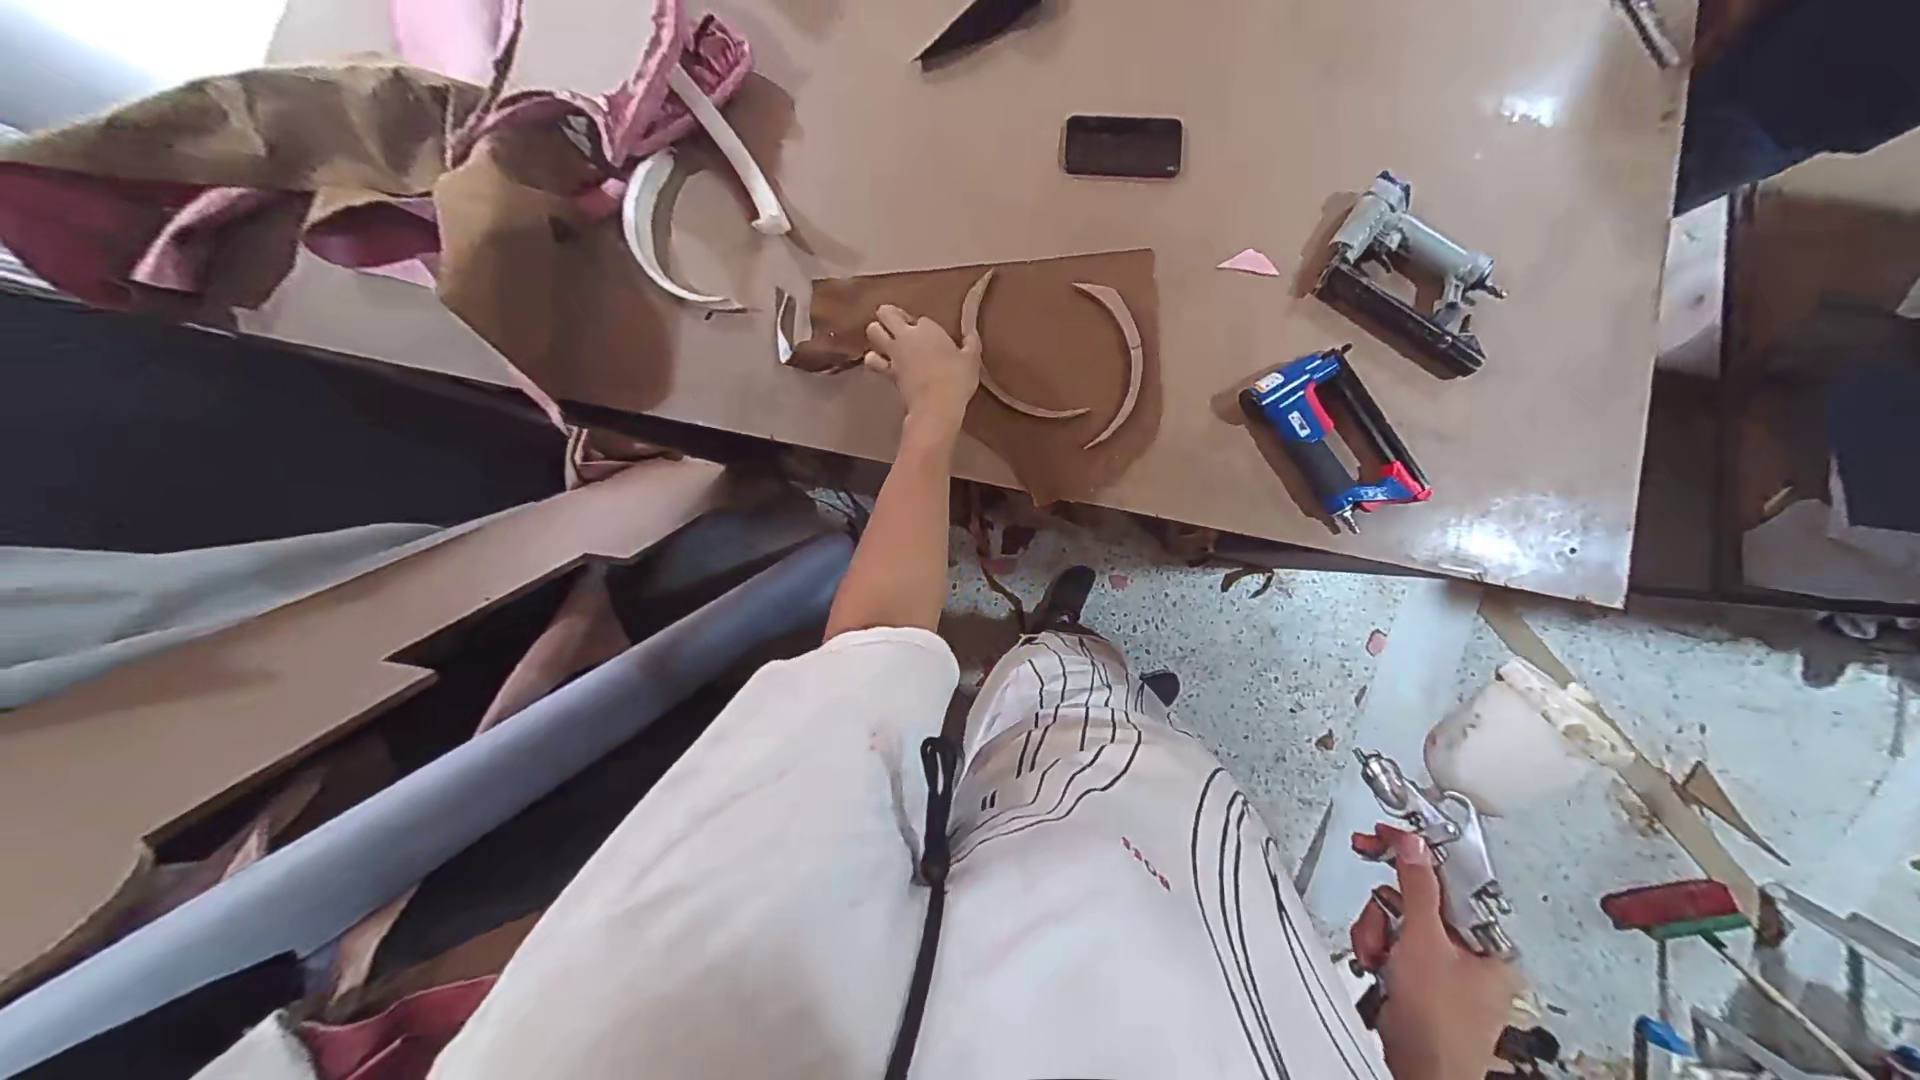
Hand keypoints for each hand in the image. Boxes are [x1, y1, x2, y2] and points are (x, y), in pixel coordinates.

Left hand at [863, 304, 980, 433]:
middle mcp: (906, 335)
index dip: (924, 326)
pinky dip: (874, 359)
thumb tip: (972, 332)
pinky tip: (880, 361)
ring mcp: (893, 353)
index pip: (920, 318)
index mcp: (928, 328)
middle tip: (901, 326)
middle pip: (886, 312)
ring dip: (878, 333)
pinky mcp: (886, 371)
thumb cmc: (957, 380)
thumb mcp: (972, 359)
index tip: (933, 338)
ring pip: (873, 331)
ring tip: (888, 341)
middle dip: (890, 315)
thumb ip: (971, 342)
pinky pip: (872, 360)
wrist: (936, 407)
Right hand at [1350, 825, 1519, 1079]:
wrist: (1418, 1070)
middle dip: (1390, 896)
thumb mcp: (1424, 941)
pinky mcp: (1417, 970)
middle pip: (1422, 895)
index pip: (1454, 878)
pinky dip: (1375, 942)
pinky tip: (1375, 960)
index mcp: (1490, 941)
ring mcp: (1443, 961)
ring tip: (1377, 950)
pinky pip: (1390, 934)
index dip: (1422, 852)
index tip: (1394, 831)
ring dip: (1377, 925)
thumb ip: (1418, 887)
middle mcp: (1470, 949)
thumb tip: (1416, 844)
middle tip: (1367, 850)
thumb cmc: (1438, 1021)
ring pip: (1399, 913)